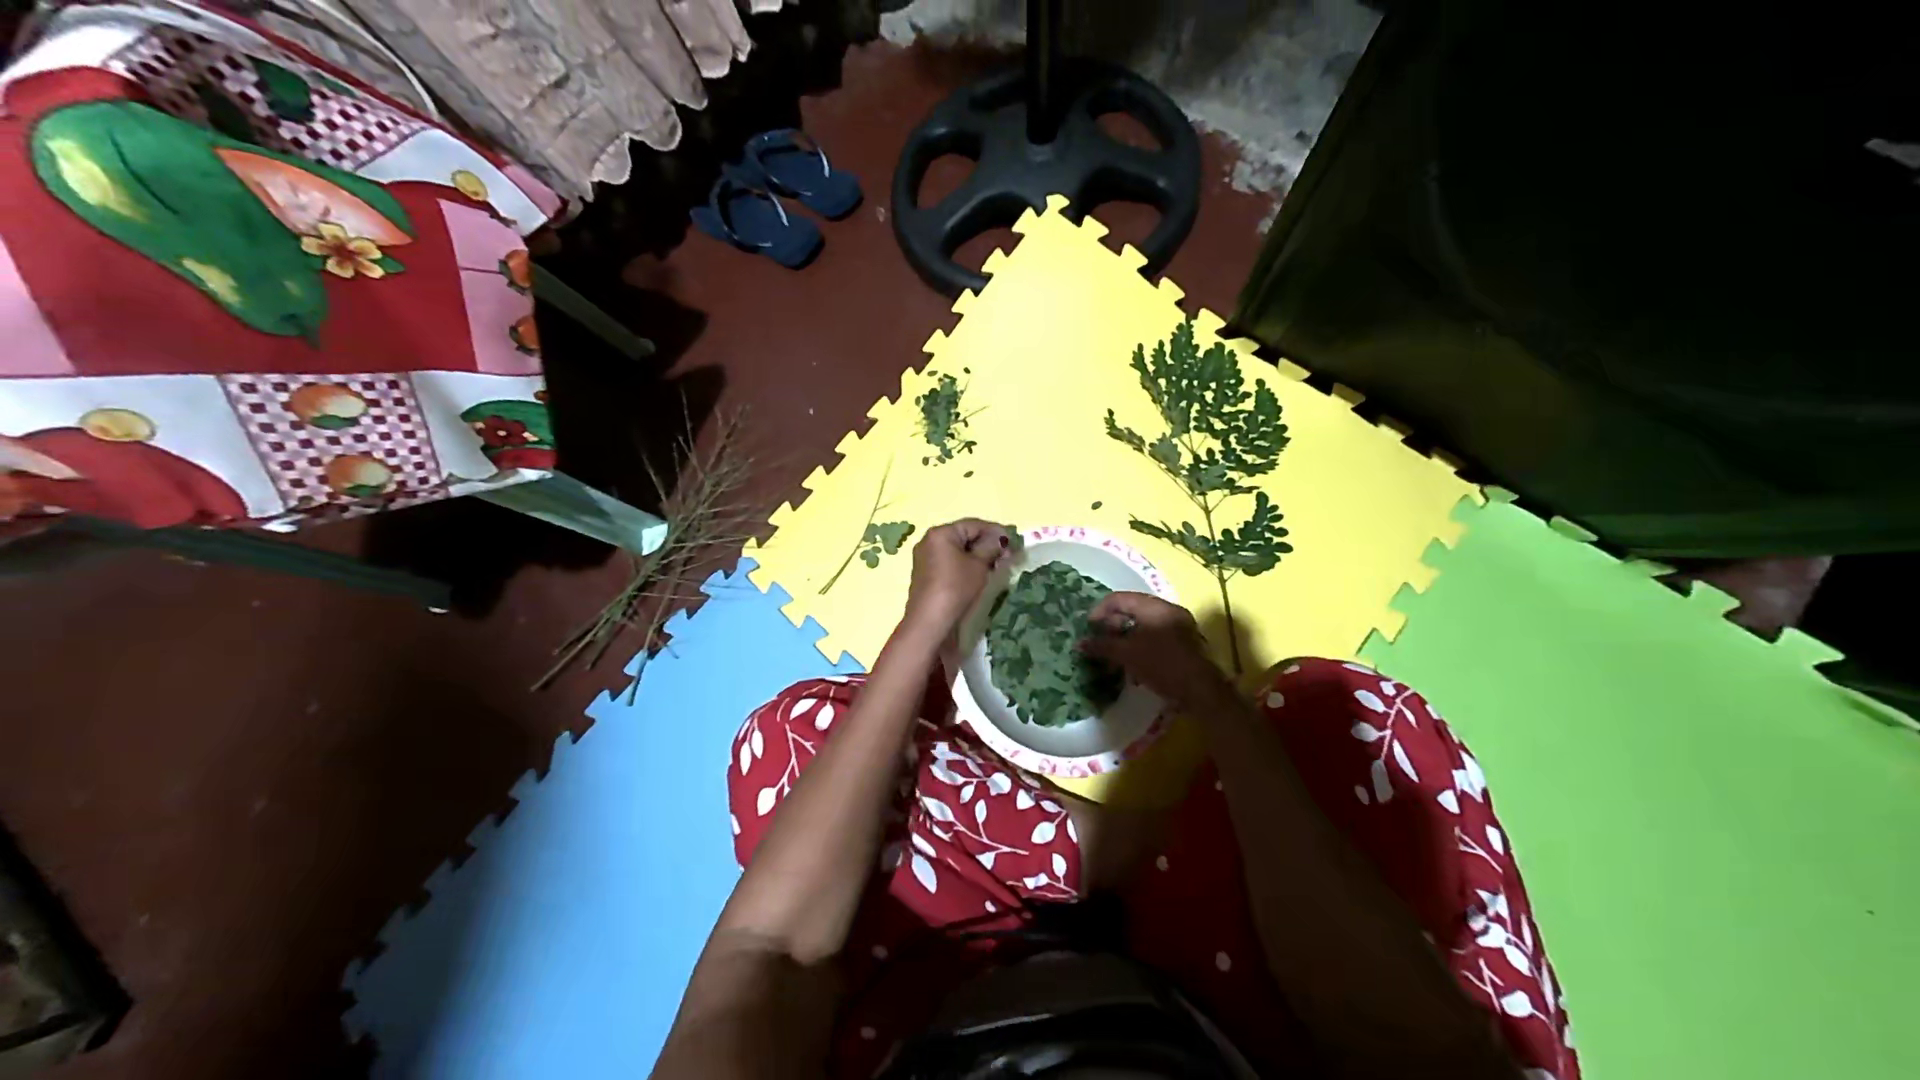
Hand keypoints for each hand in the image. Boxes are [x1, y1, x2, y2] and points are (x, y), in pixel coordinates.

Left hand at [902, 518, 1012, 634]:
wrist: (931, 623)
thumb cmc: (955, 588)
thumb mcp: (979, 565)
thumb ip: (992, 547)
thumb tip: (1001, 538)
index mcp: (940, 533)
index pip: (974, 524)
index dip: (996, 531)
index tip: (1015, 541)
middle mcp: (929, 541)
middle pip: (964, 536)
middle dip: (988, 544)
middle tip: (1009, 554)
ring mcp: (926, 559)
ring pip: (958, 551)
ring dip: (979, 556)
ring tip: (998, 565)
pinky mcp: (927, 575)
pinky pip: (951, 563)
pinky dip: (967, 565)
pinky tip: (981, 574)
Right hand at [1080, 593, 1233, 709]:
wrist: (1200, 691)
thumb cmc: (1161, 665)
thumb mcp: (1127, 655)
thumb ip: (1102, 646)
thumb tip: (1079, 643)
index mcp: (1154, 607)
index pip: (1119, 598)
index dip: (1099, 610)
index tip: (1088, 627)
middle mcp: (1168, 610)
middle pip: (1132, 610)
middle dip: (1112, 625)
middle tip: (1099, 641)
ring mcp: (1179, 626)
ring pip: (1143, 625)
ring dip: (1125, 637)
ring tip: (1112, 654)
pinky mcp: (1183, 643)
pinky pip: (1155, 636)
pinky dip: (1139, 644)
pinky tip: (1132, 663)